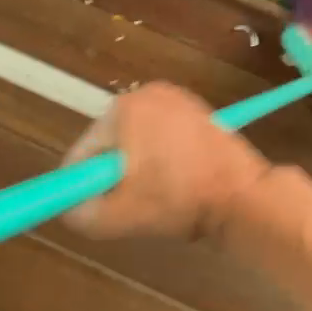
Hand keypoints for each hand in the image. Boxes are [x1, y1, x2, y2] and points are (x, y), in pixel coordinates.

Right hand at [61, 82, 271, 241]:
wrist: (239, 193)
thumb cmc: (175, 198)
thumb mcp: (115, 217)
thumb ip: (80, 212)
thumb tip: (71, 206)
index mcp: (124, 108)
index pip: (84, 152)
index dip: (84, 185)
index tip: (98, 208)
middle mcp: (149, 92)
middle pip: (112, 143)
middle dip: (116, 175)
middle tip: (131, 204)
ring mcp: (178, 99)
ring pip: (138, 142)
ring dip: (140, 168)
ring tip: (159, 194)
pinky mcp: (198, 111)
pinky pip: (163, 138)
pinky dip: (163, 159)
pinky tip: (178, 181)